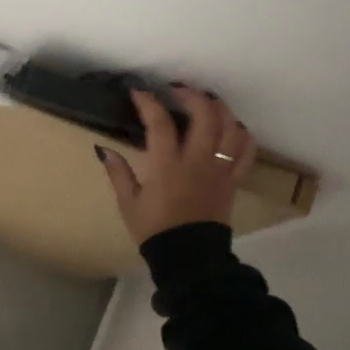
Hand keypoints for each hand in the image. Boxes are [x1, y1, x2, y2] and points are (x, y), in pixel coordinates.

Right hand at [98, 86, 256, 243]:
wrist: (188, 257)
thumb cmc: (155, 230)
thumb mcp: (128, 203)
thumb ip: (118, 173)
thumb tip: (104, 149)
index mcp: (168, 167)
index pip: (160, 124)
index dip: (149, 103)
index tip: (139, 91)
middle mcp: (198, 162)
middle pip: (205, 115)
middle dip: (192, 96)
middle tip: (178, 91)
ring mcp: (220, 169)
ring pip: (231, 127)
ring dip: (220, 108)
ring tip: (207, 102)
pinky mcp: (233, 180)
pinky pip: (246, 151)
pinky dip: (242, 134)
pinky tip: (232, 127)